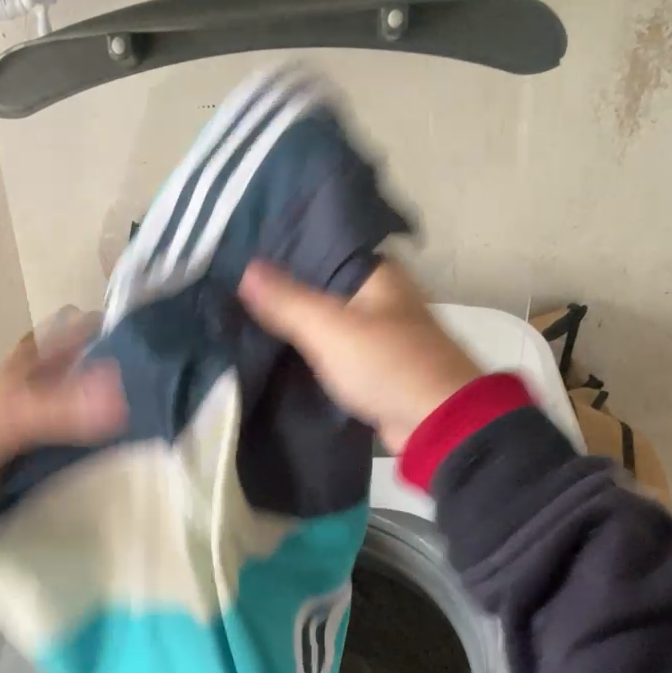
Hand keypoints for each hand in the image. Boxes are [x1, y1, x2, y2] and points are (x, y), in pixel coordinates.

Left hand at [0, 312, 126, 503]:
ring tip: (140, 415)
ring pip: (72, 408)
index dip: (88, 327)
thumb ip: (65, 409)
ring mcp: (30, 421)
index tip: (127, 328)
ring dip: (99, 411)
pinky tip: (113, 451)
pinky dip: (87, 444)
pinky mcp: (31, 451)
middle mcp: (29, 388)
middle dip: (102, 372)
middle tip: (144, 379)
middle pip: (71, 372)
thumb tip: (121, 401)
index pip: (60, 335)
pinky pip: (66, 443)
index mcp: (23, 367)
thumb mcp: (17, 414)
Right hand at [238, 259, 481, 452]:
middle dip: (286, 293)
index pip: (322, 250)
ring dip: (297, 327)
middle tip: (236, 293)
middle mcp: (382, 297)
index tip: (242, 258)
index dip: (284, 253)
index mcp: (378, 273)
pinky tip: (279, 357)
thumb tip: (246, 269)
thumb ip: (287, 301)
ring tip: (247, 322)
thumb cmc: (386, 364)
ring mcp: (381, 335)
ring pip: (328, 323)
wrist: (435, 423)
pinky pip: (334, 354)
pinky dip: (312, 355)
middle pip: (323, 288)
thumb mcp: (328, 328)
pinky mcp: (376, 369)